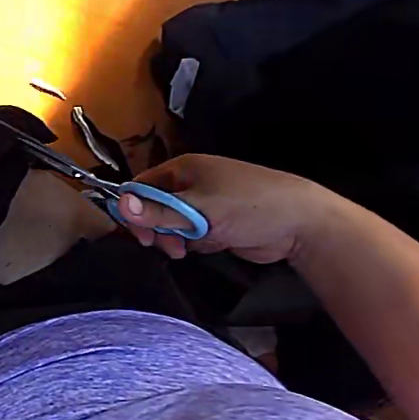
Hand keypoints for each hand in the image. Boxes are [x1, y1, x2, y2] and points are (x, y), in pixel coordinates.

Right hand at [116, 154, 339, 262]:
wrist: (299, 222)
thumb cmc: (248, 206)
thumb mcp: (200, 211)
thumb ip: (159, 212)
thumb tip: (119, 205)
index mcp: (185, 169)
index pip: (143, 187)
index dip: (135, 210)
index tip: (139, 234)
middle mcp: (192, 183)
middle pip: (156, 208)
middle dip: (157, 229)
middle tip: (165, 247)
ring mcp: (206, 204)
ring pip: (174, 224)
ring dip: (175, 239)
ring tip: (185, 251)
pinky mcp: (218, 223)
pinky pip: (193, 234)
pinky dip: (195, 243)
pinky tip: (207, 247)